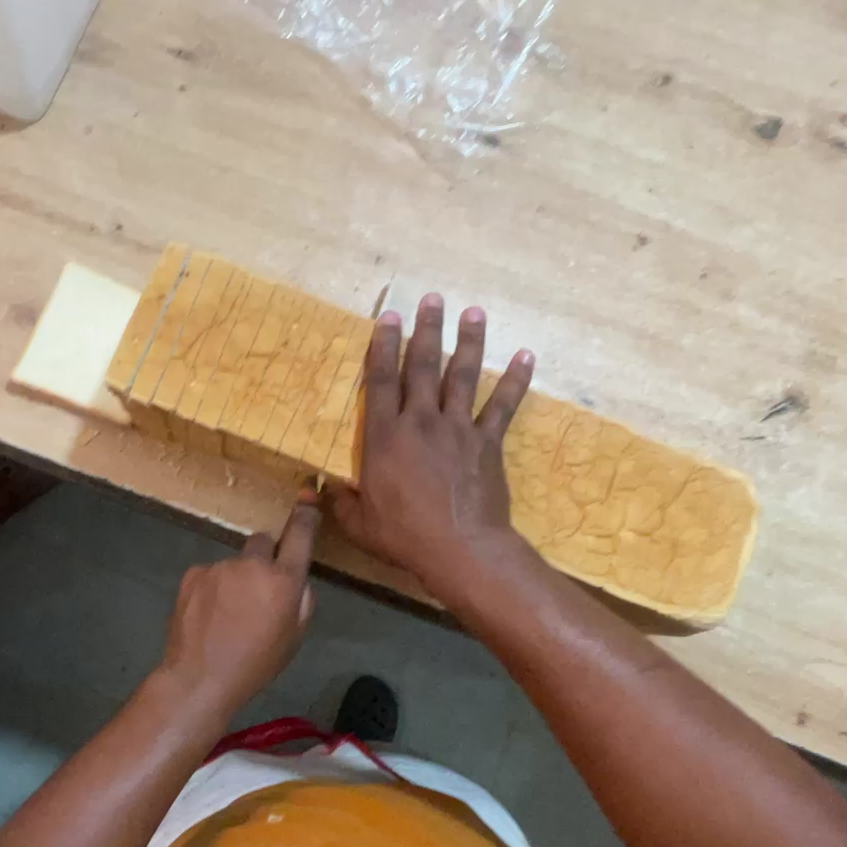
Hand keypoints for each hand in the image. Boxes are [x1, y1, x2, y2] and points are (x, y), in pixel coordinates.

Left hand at [156, 495, 320, 713]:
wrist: (200, 677)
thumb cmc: (255, 664)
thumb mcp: (294, 638)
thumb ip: (301, 601)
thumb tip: (295, 580)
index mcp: (284, 581)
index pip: (300, 536)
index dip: (305, 516)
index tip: (307, 497)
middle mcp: (253, 565)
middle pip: (263, 544)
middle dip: (264, 560)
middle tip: (256, 594)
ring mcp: (220, 567)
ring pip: (234, 564)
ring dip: (235, 580)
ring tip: (226, 616)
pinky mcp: (193, 574)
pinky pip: (210, 574)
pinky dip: (211, 589)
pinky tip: (207, 615)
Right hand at [324, 294, 537, 607]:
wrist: (460, 548)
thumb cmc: (403, 536)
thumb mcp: (358, 523)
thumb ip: (340, 501)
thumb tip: (320, 487)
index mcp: (385, 438)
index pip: (381, 382)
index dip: (383, 347)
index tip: (389, 318)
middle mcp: (420, 423)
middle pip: (423, 367)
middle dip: (426, 330)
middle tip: (431, 298)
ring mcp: (458, 429)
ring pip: (462, 376)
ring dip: (468, 341)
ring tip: (473, 312)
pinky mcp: (486, 443)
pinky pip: (502, 407)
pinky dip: (514, 381)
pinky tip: (525, 356)